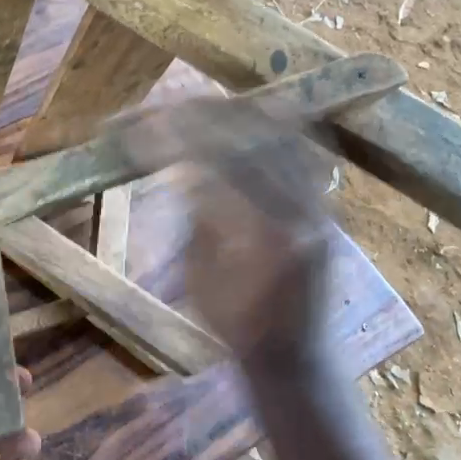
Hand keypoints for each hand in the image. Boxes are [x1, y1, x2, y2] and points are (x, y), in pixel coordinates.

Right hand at [123, 97, 334, 374]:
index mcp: (263, 234)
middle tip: (158, 108)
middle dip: (198, 114)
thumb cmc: (235, 327)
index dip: (170, 138)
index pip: (212, 163)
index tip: (134, 128)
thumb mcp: (199, 275)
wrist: (295, 357)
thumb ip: (197, 216)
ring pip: (281, 135)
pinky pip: (302, 149)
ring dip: (233, 113)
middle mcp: (300, 210)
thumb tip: (181, 167)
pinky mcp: (326, 204)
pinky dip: (270, 126)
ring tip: (194, 102)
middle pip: (249, 137)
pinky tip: (244, 115)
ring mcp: (320, 204)